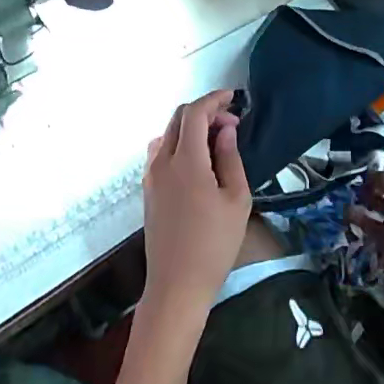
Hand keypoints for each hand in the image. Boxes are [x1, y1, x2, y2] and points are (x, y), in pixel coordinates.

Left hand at [141, 90, 250, 314]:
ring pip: (167, 135)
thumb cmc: (214, 244)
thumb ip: (230, 158)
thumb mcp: (236, 200)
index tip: (234, 98)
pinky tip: (198, 160)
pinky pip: (160, 153)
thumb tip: (225, 131)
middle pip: (177, 119)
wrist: (177, 285)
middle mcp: (161, 163)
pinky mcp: (148, 191)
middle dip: (204, 112)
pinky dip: (179, 143)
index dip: (214, 100)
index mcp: (185, 162)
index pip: (194, 114)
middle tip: (231, 123)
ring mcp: (150, 177)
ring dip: (190, 128)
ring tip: (216, 141)